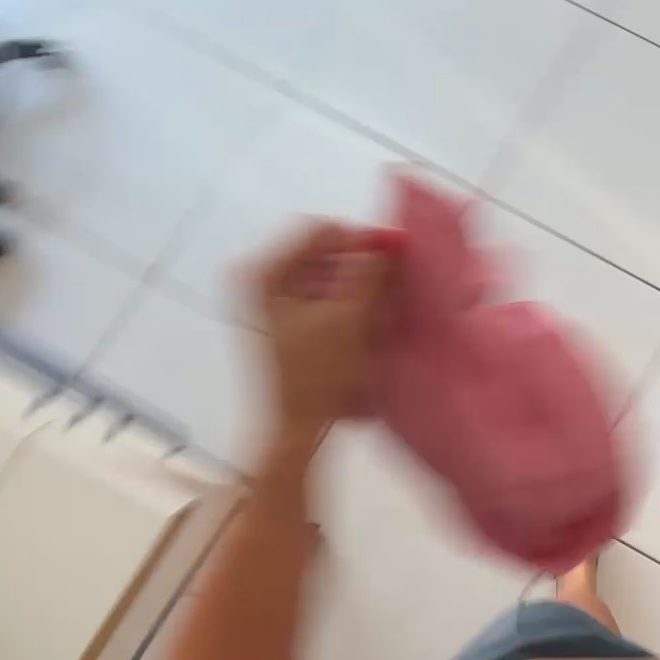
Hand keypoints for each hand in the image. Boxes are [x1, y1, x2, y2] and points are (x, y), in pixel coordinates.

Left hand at [250, 221, 391, 439]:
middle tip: (394, 282)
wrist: (298, 427)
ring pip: (327, 275)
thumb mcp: (350, 318)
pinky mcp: (287, 321)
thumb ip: (372, 274)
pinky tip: (370, 318)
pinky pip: (324, 296)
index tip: (396, 256)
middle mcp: (263, 280)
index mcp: (266, 273)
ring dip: (359, 284)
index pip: (320, 232)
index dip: (360, 239)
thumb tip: (393, 240)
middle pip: (323, 252)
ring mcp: (273, 301)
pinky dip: (350, 301)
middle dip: (361, 264)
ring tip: (386, 303)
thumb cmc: (320, 374)